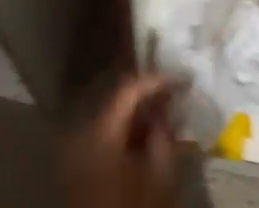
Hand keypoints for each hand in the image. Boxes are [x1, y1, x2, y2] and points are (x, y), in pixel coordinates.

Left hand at [62, 76, 181, 207]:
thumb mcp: (160, 179)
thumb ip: (164, 138)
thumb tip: (165, 115)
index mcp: (100, 131)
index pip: (129, 90)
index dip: (158, 80)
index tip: (184, 79)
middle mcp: (81, 130)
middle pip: (116, 99)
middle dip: (148, 94)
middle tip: (176, 93)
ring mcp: (74, 148)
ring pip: (110, 116)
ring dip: (137, 112)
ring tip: (166, 113)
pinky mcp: (76, 165)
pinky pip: (102, 133)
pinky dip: (124, 129)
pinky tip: (145, 136)